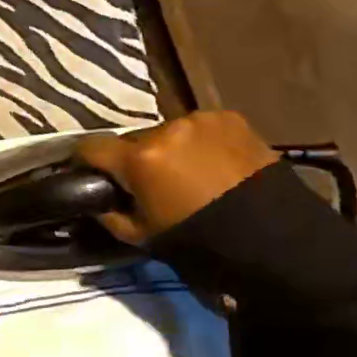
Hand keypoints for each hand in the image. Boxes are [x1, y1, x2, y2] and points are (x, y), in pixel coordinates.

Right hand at [74, 111, 278, 243]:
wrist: (272, 234)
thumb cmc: (199, 239)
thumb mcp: (142, 236)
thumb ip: (108, 215)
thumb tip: (93, 201)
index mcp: (140, 158)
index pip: (90, 147)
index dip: (84, 161)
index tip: (87, 172)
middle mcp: (166, 129)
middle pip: (132, 140)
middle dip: (133, 159)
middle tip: (147, 184)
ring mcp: (200, 119)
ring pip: (166, 133)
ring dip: (167, 149)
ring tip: (186, 175)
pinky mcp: (229, 117)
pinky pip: (198, 128)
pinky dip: (197, 144)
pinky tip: (212, 165)